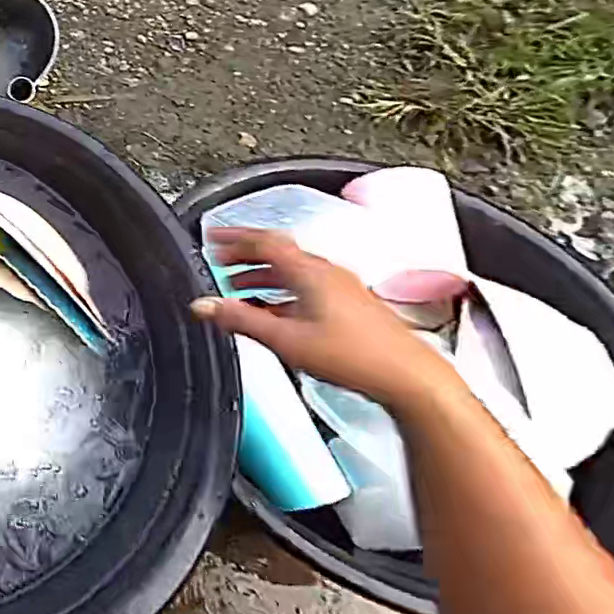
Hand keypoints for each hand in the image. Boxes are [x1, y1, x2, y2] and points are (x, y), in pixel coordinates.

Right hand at [190, 228, 462, 411]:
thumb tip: (204, 305)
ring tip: (238, 283)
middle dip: (245, 253)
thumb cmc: (356, 356)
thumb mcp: (284, 339)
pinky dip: (280, 288)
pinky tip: (271, 308)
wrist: (408, 377)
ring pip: (292, 269)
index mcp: (309, 273)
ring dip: (261, 272)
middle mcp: (326, 273)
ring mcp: (340, 287)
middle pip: (278, 251)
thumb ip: (240, 319)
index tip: (213, 237)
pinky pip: (305, 285)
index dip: (234, 237)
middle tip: (220, 258)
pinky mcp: (348, 304)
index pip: (264, 242)